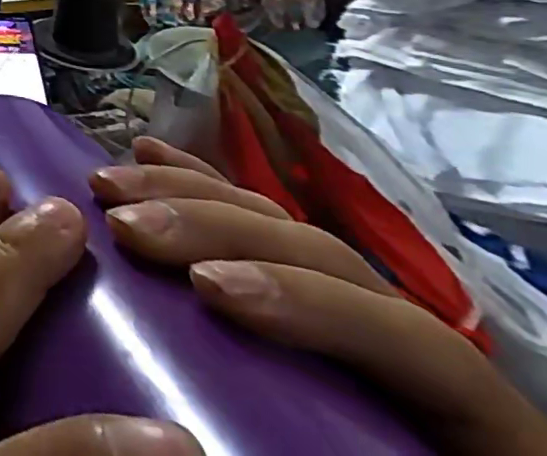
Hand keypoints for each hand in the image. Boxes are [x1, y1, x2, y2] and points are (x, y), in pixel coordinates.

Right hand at [92, 136, 546, 455]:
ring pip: (271, 221)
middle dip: (213, 226)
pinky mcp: (282, 280)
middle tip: (124, 225)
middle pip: (317, 253)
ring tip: (107, 186)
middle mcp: (406, 341)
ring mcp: (338, 299)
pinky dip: (189, 179)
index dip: (308, 299)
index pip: (408, 338)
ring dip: (181, 192)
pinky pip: (240, 212)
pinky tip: (145, 151)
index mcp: (470, 414)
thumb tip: (201, 439)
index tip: (205, 287)